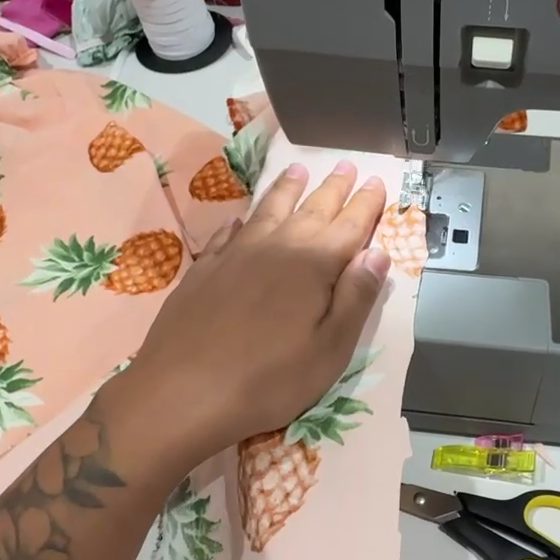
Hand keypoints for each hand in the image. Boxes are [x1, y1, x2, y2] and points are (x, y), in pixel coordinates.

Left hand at [110, 160, 389, 465]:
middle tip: (347, 165)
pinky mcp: (204, 269)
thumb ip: (356, 298)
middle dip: (333, 188)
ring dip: (287, 189)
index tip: (376, 181)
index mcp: (314, 266)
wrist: (181, 393)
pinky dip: (242, 221)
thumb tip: (377, 253)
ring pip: (268, 210)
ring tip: (298, 170)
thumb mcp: (330, 350)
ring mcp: (235, 255)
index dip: (365, 204)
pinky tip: (241, 219)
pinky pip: (229, 233)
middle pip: (311, 209)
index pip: (349, 225)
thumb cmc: (269, 381)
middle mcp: (276, 247)